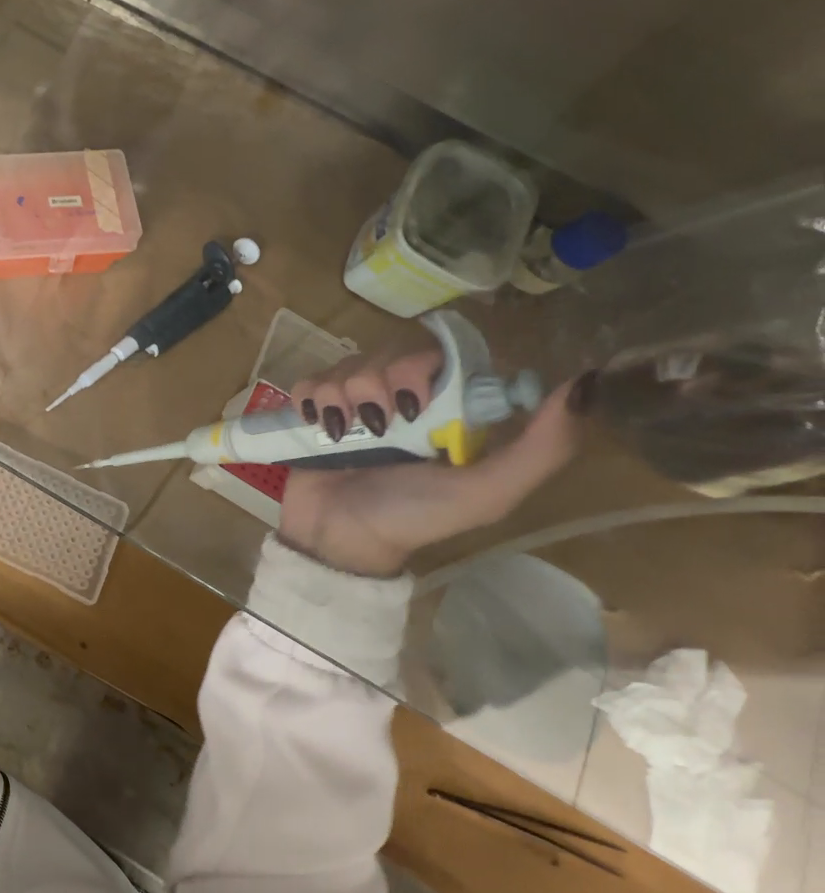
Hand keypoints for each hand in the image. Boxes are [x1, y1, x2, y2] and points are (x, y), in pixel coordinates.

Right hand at [282, 349, 592, 576]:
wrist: (339, 539)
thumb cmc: (412, 517)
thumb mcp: (488, 492)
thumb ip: (541, 448)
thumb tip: (583, 382)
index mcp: (447, 413)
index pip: (442, 357)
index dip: (426, 367)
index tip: (419, 400)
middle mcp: (400, 403)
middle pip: (389, 354)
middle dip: (380, 382)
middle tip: (380, 422)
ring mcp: (353, 407)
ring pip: (348, 366)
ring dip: (343, 395)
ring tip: (342, 432)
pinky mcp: (311, 414)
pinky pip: (309, 381)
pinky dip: (310, 398)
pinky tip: (318, 425)